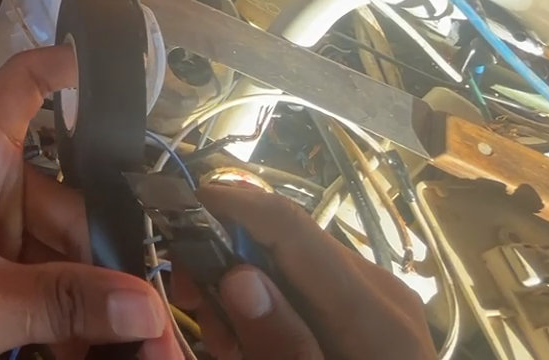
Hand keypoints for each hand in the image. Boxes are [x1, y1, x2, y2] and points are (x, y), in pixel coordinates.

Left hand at [0, 45, 180, 359]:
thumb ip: (62, 303)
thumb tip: (145, 306)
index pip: (23, 85)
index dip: (67, 68)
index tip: (120, 76)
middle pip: (72, 200)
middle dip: (114, 260)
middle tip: (158, 323)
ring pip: (63, 253)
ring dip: (97, 302)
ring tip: (140, 350)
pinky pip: (42, 284)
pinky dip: (68, 319)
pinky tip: (94, 354)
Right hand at [175, 183, 431, 359]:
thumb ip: (280, 347)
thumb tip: (236, 276)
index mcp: (373, 314)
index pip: (288, 223)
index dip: (226, 203)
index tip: (170, 209)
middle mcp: (378, 288)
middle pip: (278, 236)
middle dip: (222, 255)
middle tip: (187, 296)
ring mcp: (376, 296)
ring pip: (282, 253)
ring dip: (237, 279)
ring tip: (222, 333)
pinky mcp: (368, 307)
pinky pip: (300, 276)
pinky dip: (264, 295)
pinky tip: (251, 333)